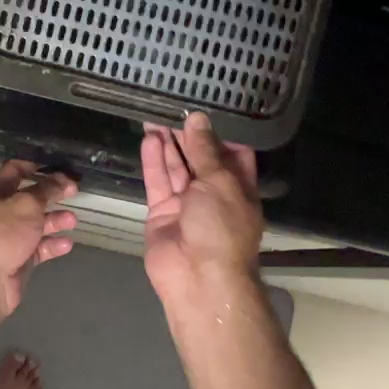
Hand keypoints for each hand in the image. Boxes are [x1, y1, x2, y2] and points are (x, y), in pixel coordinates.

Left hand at [0, 160, 78, 315]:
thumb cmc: (4, 233)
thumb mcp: (27, 204)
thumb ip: (46, 190)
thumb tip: (63, 179)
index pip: (14, 170)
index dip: (34, 165)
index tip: (57, 165)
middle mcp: (4, 213)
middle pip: (31, 198)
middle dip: (52, 194)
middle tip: (74, 190)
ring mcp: (12, 238)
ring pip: (38, 224)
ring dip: (56, 221)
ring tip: (72, 221)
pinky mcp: (20, 259)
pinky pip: (40, 249)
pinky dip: (53, 245)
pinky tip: (66, 244)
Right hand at [140, 113, 263, 304]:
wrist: (199, 278)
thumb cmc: (221, 228)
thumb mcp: (219, 182)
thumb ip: (204, 151)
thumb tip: (197, 120)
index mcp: (239, 188)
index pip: (231, 154)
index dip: (217, 135)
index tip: (202, 113)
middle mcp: (213, 195)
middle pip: (199, 159)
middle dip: (187, 137)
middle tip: (170, 111)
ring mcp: (186, 205)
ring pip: (176, 169)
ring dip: (167, 146)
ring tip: (154, 119)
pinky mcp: (162, 213)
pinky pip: (158, 183)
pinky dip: (154, 162)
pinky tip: (149, 140)